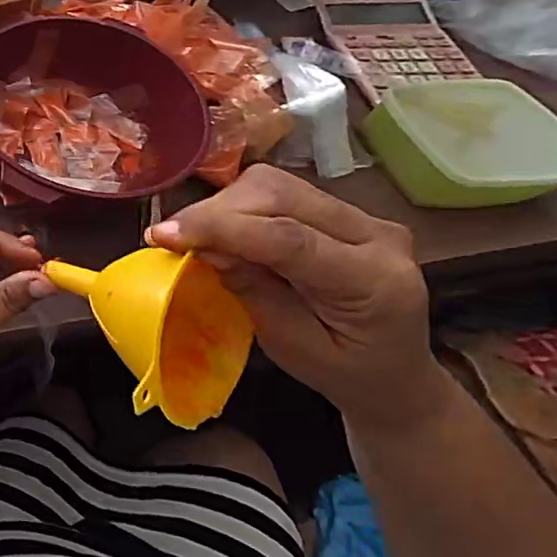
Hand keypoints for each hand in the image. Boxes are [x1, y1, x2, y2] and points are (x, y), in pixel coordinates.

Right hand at [147, 164, 443, 430]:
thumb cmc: (344, 371)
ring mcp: (360, 216)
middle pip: (278, 194)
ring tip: (193, 236)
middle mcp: (375, 234)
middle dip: (214, 212)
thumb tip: (202, 248)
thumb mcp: (293, 347)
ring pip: (272, 184)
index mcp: (374, 280)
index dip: (219, 229)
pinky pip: (276, 191)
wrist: (395, 372)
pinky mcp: (338, 209)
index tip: (161, 235)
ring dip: (221, 206)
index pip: (288, 237)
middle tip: (169, 238)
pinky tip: (220, 231)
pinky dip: (235, 207)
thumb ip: (253, 292)